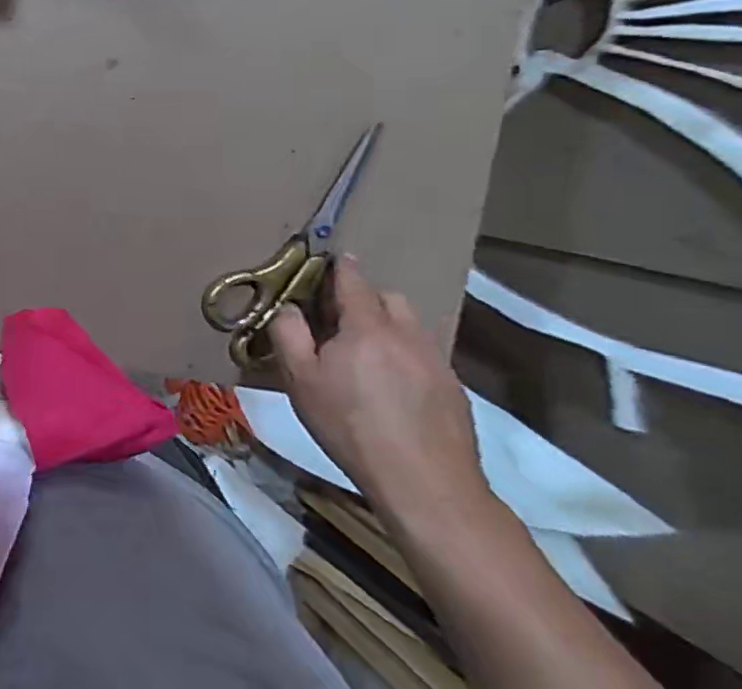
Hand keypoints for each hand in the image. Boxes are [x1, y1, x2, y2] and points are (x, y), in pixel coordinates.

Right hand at [265, 257, 486, 518]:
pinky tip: (391, 386)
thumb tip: (288, 307)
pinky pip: (425, 355)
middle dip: (366, 297)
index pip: (354, 281)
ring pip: (411, 326)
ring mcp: (436, 362)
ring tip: (366, 352)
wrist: (425, 482)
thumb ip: (288, 334)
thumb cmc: (349, 425)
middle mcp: (407, 335)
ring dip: (388, 325)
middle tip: (339, 317)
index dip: (341, 268)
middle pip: (389, 298)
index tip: (333, 259)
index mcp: (367, 327)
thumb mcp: (299, 379)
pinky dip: (405, 355)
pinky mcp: (453, 389)